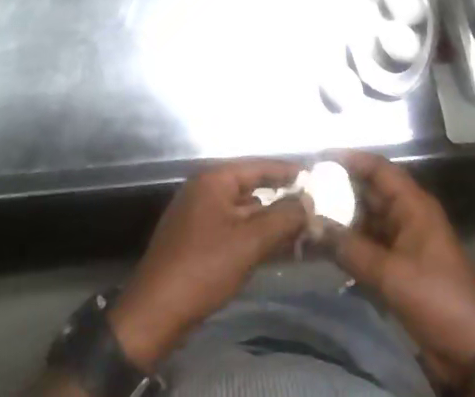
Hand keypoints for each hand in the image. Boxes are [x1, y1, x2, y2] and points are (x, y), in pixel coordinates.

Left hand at [108, 159, 307, 368]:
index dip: (286, 171)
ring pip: (244, 212)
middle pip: (250, 188)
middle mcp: (203, 190)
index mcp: (212, 180)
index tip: (315, 177)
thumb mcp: (250, 241)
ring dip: (271, 221)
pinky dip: (255, 236)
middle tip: (316, 210)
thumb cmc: (205, 266)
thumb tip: (307, 200)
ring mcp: (198, 215)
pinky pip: (234, 229)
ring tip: (305, 232)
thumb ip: (282, 218)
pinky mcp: (198, 239)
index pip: (257, 166)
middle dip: (282, 200)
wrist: (159, 307)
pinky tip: (278, 249)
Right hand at [325, 151, 474, 394]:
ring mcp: (401, 242)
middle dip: (336, 191)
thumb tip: (310, 224)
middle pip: (367, 192)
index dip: (349, 159)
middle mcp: (406, 217)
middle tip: (301, 191)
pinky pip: (365, 245)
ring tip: (303, 217)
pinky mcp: (396, 267)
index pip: (378, 168)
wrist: (471, 353)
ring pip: (363, 220)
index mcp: (413, 206)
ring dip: (337, 220)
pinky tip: (319, 247)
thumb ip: (348, 247)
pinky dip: (345, 244)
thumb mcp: (389, 273)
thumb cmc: (437, 299)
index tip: (316, 159)